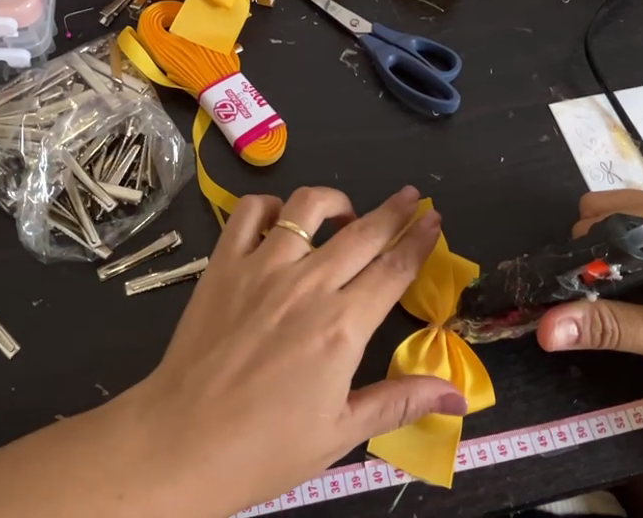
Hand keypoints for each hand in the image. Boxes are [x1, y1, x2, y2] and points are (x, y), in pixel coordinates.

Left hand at [109, 186, 463, 515]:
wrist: (184, 441)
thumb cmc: (266, 447)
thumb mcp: (342, 431)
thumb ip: (400, 401)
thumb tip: (458, 394)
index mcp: (343, 326)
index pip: (393, 269)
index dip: (419, 240)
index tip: (435, 218)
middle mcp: (308, 285)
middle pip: (363, 232)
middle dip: (394, 210)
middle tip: (412, 196)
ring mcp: (262, 267)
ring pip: (307, 208)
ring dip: (335, 201)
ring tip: (345, 213)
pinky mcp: (224, 263)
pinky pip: (251, 212)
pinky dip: (271, 206)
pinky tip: (282, 221)